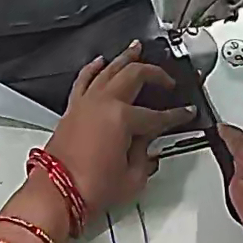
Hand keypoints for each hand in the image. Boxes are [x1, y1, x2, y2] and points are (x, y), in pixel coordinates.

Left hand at [43, 42, 195, 219]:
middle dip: (155, 74)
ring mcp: (86, 103)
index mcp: (122, 119)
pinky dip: (94, 68)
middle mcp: (103, 104)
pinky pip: (85, 79)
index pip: (157, 115)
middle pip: (134, 76)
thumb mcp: (132, 178)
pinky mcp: (72, 108)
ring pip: (109, 69)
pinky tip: (100, 62)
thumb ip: (145, 156)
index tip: (185, 113)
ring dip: (125, 58)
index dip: (176, 115)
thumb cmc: (88, 187)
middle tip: (166, 79)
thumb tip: (147, 146)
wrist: (56, 193)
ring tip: (136, 49)